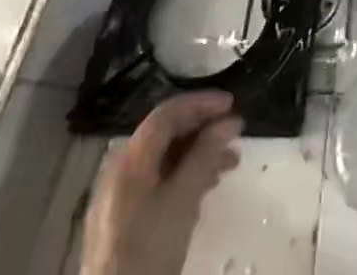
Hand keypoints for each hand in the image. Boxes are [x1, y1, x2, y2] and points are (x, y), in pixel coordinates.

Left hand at [80, 91, 243, 274]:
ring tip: (231, 160)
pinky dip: (186, 174)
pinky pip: (159, 181)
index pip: (166, 115)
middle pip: (165, 134)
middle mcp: (121, 171)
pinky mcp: (126, 219)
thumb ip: (206, 155)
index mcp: (129, 160)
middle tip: (235, 132)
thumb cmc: (149, 251)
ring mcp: (121, 196)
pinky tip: (209, 184)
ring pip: (165, 159)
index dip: (200, 104)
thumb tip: (229, 122)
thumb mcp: (183, 200)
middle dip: (202, 128)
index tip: (232, 105)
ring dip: (198, 153)